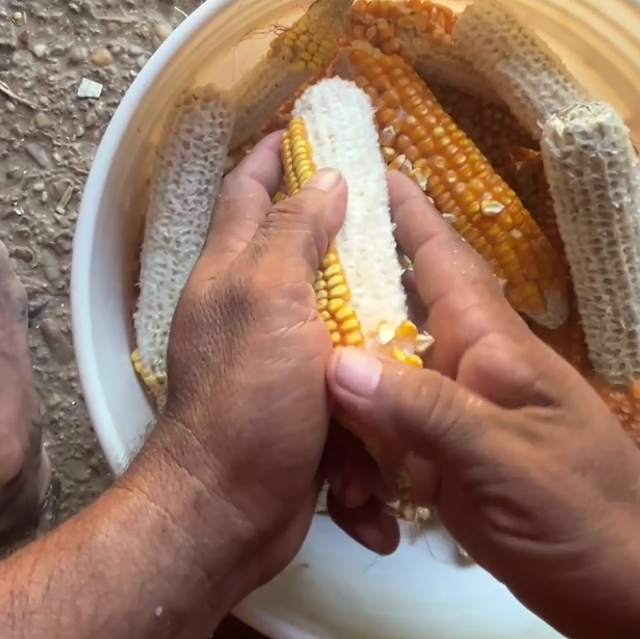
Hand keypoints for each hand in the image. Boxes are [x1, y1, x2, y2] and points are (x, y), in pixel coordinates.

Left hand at [128, 132, 352, 584]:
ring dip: (359, 302)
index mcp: (231, 270)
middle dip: (335, 225)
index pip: (247, 190)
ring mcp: (272, 353)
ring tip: (408, 285)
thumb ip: (295, 234)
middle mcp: (247, 303)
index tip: (307, 128)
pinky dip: (358, 370)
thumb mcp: (271, 298)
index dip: (273, 154)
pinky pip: (337, 370)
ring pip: (325, 308)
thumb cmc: (248, 394)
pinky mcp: (299, 398)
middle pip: (292, 245)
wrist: (231, 510)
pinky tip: (388, 358)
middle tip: (386, 208)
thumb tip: (325, 178)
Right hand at [322, 173, 639, 638]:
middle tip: (281, 258)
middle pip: (391, 304)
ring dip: (332, 369)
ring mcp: (447, 409)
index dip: (402, 209)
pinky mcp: (435, 455)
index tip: (357, 168)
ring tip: (280, 355)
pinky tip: (319, 450)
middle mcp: (460, 361)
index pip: (438, 255)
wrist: (632, 591)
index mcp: (486, 339)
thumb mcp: (507, 457)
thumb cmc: (587, 511)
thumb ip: (424, 408)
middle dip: (342, 278)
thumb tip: (335, 362)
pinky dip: (348, 436)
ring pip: (374, 369)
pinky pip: (377, 428)